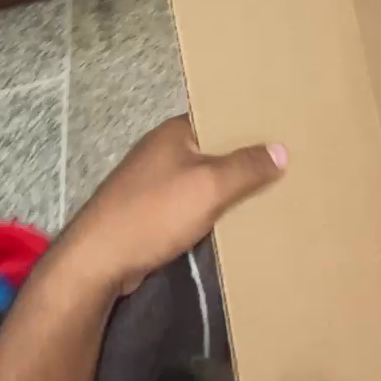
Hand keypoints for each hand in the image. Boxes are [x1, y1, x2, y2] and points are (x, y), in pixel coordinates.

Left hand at [55, 115, 285, 294]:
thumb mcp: (209, 186)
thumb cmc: (153, 213)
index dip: (250, 124)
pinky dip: (210, 209)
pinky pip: (191, 202)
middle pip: (214, 149)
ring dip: (228, 188)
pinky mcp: (149, 211)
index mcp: (175, 131)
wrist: (96, 263)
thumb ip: (247, 167)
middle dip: (244, 159)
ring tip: (267, 193)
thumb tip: (281, 150)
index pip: (221, 117)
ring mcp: (153, 181)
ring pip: (203, 178)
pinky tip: (233, 221)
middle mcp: (163, 149)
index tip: (283, 133)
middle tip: (284, 166)